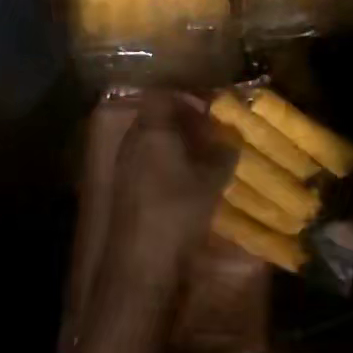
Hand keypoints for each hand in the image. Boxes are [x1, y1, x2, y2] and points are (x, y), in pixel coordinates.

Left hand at [100, 91, 236, 288]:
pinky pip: (145, 163)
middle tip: (210, 134)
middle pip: (155, 118)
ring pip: (150, 142)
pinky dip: (164, 166)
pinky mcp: (123, 188)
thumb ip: (222, 153)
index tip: (210, 109)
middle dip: (183, 122)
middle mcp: (131, 140)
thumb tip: (230, 138)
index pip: (163, 95)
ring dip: (174, 146)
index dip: (187, 97)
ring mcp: (123, 165)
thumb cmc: (178, 208)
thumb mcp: (212, 180)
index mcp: (152, 129)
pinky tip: (184, 182)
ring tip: (202, 159)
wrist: (142, 257)